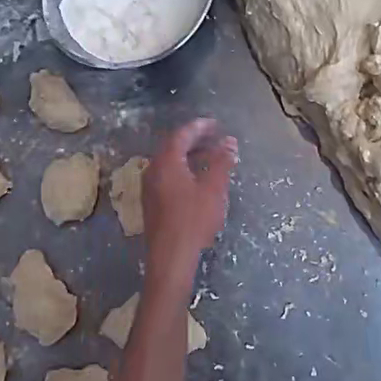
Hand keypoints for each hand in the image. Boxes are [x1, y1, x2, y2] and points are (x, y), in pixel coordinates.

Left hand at [143, 118, 238, 276]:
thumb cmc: (194, 219)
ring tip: (210, 156)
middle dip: (194, 139)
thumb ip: (221, 161)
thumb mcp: (213, 188)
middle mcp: (153, 170)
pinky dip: (183, 168)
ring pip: (169, 161)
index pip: (182, 135)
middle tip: (215, 137)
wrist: (171, 256)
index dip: (199, 127)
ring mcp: (150, 187)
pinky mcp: (152, 201)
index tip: (216, 124)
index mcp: (167, 162)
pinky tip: (196, 178)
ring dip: (189, 154)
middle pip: (173, 146)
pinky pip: (167, 175)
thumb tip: (229, 141)